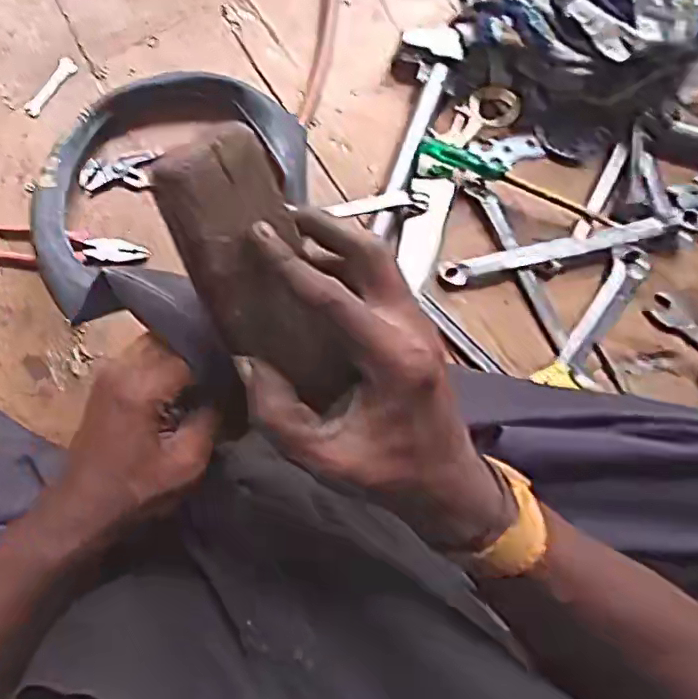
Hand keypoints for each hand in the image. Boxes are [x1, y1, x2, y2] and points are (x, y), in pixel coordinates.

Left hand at [43, 334, 219, 541]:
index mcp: (138, 386)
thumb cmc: (135, 489)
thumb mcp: (185, 464)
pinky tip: (177, 386)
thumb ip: (208, 421)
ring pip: (151, 346)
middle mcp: (118, 368)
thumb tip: (222, 393)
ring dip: (176, 358)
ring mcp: (106, 371)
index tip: (235, 376)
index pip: (188, 355)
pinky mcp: (103, 380)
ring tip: (202, 379)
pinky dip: (159, 366)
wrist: (84, 502)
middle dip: (194, 354)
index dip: (214, 364)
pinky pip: (138, 359)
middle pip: (166, 342)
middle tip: (221, 373)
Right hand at [235, 207, 513, 550]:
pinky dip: (345, 259)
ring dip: (336, 238)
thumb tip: (248, 362)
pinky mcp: (412, 328)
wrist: (449, 485)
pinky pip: (378, 278)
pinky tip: (314, 262)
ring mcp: (416, 324)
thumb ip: (275, 413)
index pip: (334, 296)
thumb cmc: (387, 473)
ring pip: (379, 260)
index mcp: (391, 359)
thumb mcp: (319, 456)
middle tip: (281, 212)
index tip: (258, 236)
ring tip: (292, 228)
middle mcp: (409, 330)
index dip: (290, 264)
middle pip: (372, 255)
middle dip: (325, 226)